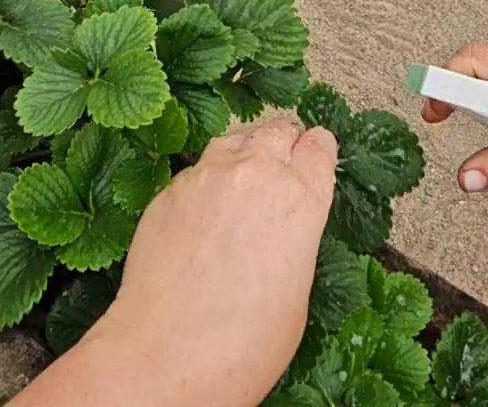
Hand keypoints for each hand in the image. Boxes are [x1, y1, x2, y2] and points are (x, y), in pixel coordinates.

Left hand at [17, 120, 338, 406]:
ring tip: (247, 175)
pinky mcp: (174, 187)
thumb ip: (297, 233)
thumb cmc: (243, 342)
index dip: (319, 150)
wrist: (167, 355)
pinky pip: (201, 167)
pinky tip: (209, 207)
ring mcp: (210, 175)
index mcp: (300, 199)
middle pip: (279, 132)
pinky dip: (211, 177)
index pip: (319, 146)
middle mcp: (257, 173)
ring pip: (237, 139)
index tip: (317, 153)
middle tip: (284, 162)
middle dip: (285, 145)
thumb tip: (288, 218)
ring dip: (248, 151)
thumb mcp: (298, 288)